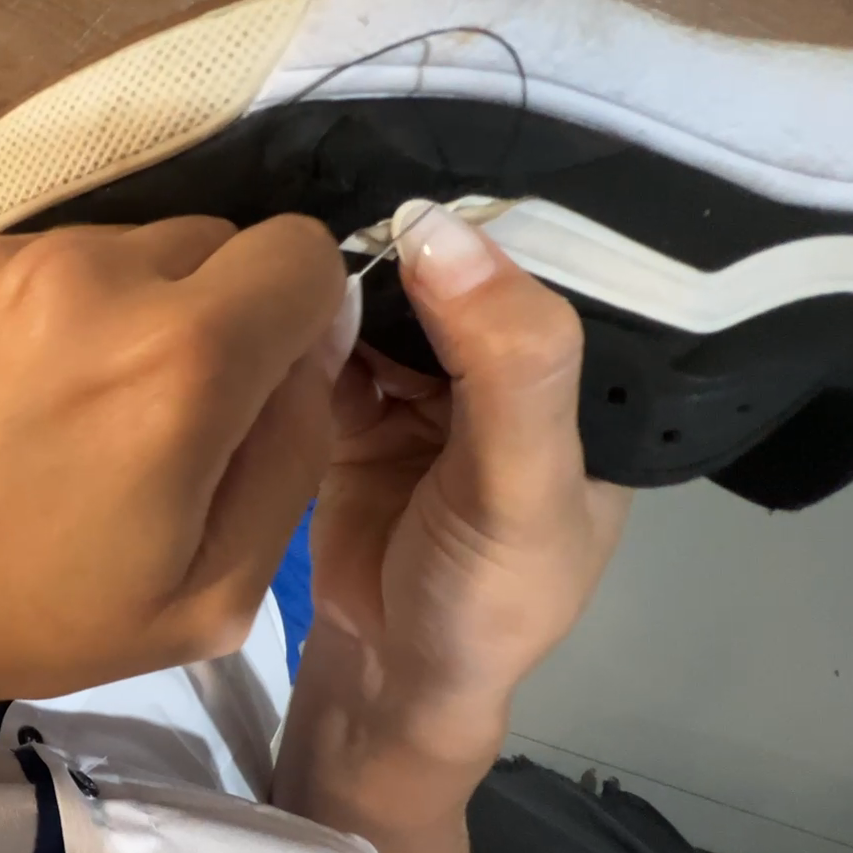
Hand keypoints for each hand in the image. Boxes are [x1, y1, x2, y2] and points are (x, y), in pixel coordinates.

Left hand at [0, 217, 358, 783]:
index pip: (305, 257)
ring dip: (146, 313)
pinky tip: (26, 391)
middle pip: (226, 244)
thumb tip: (306, 356)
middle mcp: (100, 276)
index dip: (303, 323)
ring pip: (145, 247)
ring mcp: (18, 260)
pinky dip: (75, 310)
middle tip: (160, 420)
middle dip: (226, 320)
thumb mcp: (213, 597)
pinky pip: (68, 260)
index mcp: (179, 363)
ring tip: (80, 412)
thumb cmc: (35, 618)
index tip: (256, 392)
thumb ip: (294, 460)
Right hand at [293, 201, 629, 820]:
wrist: (389, 672)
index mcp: (574, 389)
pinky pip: (330, 369)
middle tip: (328, 206)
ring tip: (290, 259)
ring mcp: (419, 404)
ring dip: (344, 301)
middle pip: (449, 293)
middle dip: (397, 260)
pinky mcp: (353, 426)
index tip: (408, 180)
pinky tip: (278, 322)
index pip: (536, 280)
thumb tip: (435, 228)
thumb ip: (505, 362)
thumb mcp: (519, 482)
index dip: (480, 234)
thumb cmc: (484, 594)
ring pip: (383, 324)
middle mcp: (497, 384)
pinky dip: (306, 349)